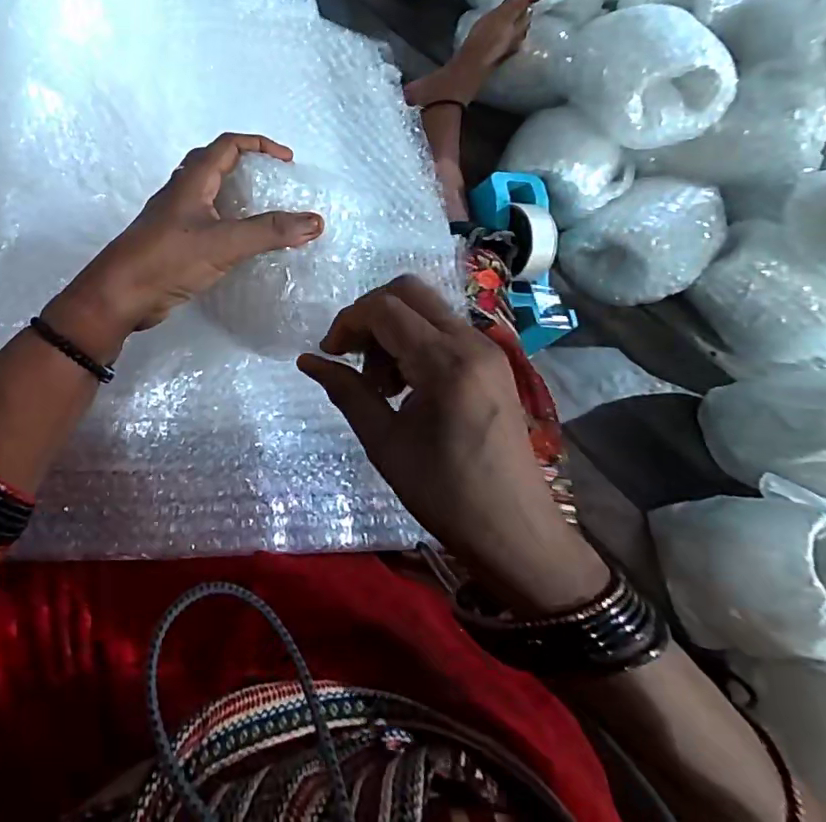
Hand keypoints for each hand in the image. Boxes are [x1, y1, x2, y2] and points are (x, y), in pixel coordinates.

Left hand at [43, 134, 324, 361]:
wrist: (120, 295)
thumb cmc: (168, 259)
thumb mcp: (224, 243)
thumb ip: (269, 231)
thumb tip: (315, 221)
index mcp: (192, 181)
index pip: (228, 145)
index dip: (260, 145)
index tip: (288, 162)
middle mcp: (182, 193)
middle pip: (216, 164)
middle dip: (249, 167)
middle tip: (276, 184)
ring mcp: (174, 219)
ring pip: (210, 195)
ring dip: (238, 197)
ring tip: (266, 213)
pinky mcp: (173, 244)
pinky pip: (206, 223)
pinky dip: (228, 224)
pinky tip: (242, 245)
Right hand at [297, 276, 607, 613]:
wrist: (517, 533)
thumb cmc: (445, 493)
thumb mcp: (385, 442)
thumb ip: (346, 392)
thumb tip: (308, 360)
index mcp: (445, 362)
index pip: (384, 308)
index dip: (347, 322)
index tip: (330, 354)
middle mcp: (472, 343)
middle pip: (409, 292)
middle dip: (370, 315)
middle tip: (353, 358)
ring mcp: (490, 351)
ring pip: (428, 309)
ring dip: (394, 330)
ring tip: (382, 385)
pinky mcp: (495, 365)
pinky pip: (447, 330)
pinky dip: (417, 341)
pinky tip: (408, 386)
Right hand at [403, 0, 544, 108]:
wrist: (458, 77)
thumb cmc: (481, 45)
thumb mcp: (501, 18)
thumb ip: (517, 3)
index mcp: (517, 34)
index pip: (525, 14)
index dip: (524, 2)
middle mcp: (510, 45)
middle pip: (516, 27)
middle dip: (515, 16)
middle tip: (509, 2)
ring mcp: (494, 56)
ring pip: (503, 37)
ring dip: (502, 27)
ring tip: (496, 17)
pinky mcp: (478, 63)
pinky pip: (488, 45)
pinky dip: (488, 38)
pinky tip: (482, 36)